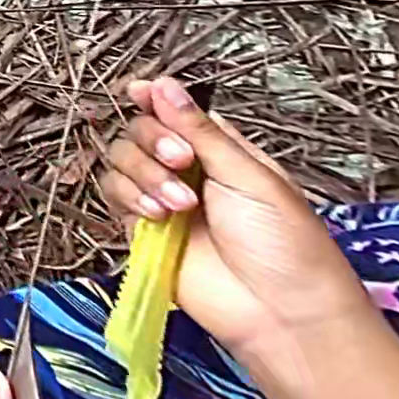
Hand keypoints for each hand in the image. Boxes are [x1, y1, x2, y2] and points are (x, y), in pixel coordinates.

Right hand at [100, 77, 377, 366]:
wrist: (279, 314)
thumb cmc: (288, 246)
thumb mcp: (251, 177)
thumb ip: (199, 129)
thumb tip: (162, 84)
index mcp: (219, 151)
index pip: (173, 112)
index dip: (153, 99)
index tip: (138, 90)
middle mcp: (184, 169)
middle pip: (138, 130)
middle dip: (153, 142)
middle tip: (180, 160)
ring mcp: (159, 196)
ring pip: (120, 159)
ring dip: (145, 175)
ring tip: (181, 204)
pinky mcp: (137, 223)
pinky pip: (111, 191)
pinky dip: (128, 196)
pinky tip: (156, 215)